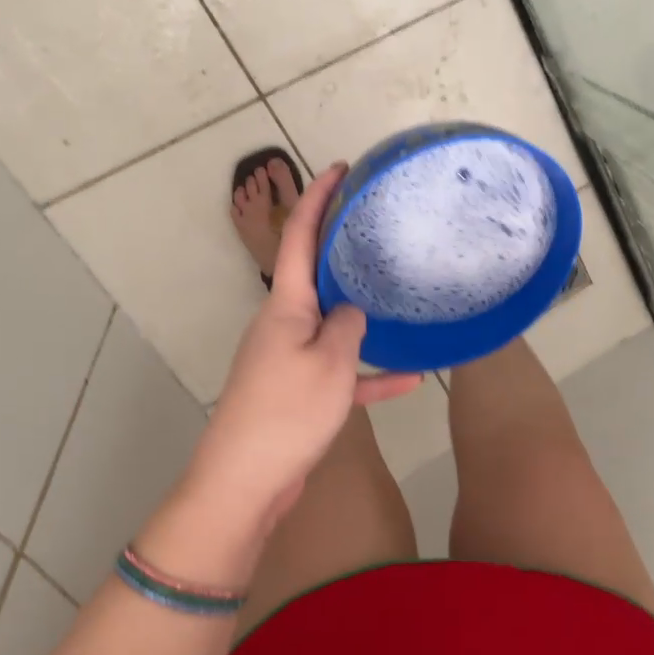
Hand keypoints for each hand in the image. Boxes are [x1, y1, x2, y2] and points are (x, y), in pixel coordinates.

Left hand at [190, 161, 421, 527]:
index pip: (300, 237)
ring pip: (333, 323)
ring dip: (363, 314)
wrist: (242, 486)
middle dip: (344, 247)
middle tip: (378, 223)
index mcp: (286, 305)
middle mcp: (284, 323)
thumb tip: (352, 313)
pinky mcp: (299, 394)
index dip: (318, 199)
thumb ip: (349, 326)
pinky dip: (369, 374)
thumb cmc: (286, 412)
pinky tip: (411, 380)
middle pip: (317, 275)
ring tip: (398, 293)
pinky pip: (340, 373)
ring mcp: (290, 359)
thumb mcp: (331, 362)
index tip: (338, 168)